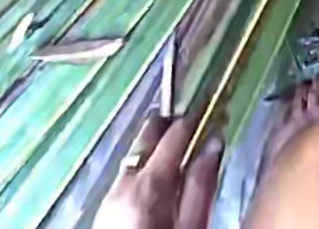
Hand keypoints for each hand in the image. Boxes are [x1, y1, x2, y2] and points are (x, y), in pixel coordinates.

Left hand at [91, 115, 223, 228]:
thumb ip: (202, 184)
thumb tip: (215, 140)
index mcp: (148, 185)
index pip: (175, 131)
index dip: (196, 115)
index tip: (214, 107)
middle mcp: (124, 182)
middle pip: (149, 132)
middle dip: (173, 123)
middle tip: (197, 125)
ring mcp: (109, 196)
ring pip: (138, 152)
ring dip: (159, 147)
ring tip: (183, 156)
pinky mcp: (102, 211)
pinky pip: (129, 174)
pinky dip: (147, 167)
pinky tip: (162, 183)